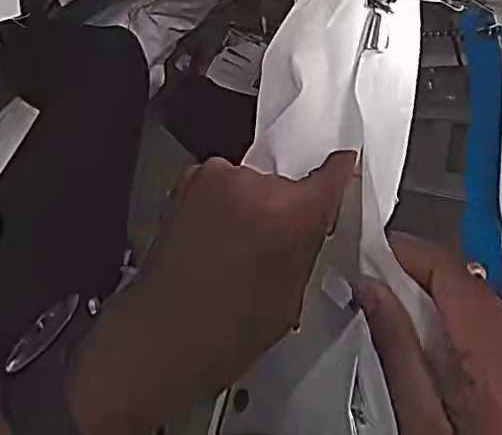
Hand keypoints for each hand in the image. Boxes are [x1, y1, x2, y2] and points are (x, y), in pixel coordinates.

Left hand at [65, 151, 357, 434]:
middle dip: (286, 204)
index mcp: (289, 214)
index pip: (332, 172)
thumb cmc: (219, 331)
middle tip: (274, 239)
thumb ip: (309, 241)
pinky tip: (217, 238)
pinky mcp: (193, 179)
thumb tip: (318, 215)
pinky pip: (225, 182)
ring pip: (254, 181)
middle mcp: (254, 185)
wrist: (159, 337)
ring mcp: (219, 178)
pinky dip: (226, 202)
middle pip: (288, 181)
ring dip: (252, 203)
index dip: (340, 170)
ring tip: (237, 245)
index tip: (342, 164)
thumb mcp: (291, 294)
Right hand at [356, 233, 501, 434]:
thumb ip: (397, 350)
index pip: (449, 269)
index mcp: (501, 360)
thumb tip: (374, 294)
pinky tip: (445, 358)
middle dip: (420, 282)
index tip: (376, 251)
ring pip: (483, 302)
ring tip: (408, 334)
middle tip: (380, 293)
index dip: (406, 252)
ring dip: (443, 306)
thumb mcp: (423, 428)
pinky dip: (469, 329)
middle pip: (467, 283)